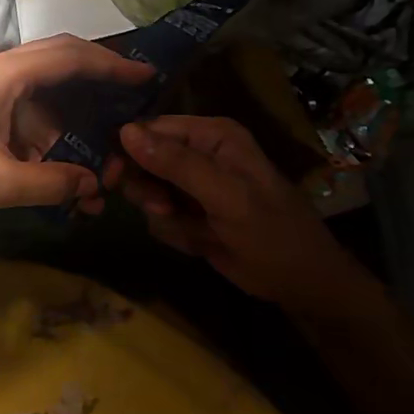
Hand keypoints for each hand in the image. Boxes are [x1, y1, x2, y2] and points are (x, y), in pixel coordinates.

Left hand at [0, 35, 155, 220]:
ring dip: (72, 119)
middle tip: (133, 97)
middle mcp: (0, 71)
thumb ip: (53, 183)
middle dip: (99, 78)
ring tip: (100, 151)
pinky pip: (27, 110)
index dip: (111, 63)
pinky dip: (49, 132)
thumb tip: (94, 185)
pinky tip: (61, 164)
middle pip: (60, 60)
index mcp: (5, 75)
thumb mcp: (1, 182)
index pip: (69, 56)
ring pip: (45, 91)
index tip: (146, 75)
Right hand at [101, 116, 369, 312]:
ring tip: (191, 229)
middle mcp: (199, 152)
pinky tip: (199, 242)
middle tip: (162, 208)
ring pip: (146, 191)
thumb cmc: (272, 233)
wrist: (302, 286)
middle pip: (141, 159)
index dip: (127, 150)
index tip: (112, 176)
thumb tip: (124, 131)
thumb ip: (176, 163)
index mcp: (211, 135)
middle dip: (147, 188)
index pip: (150, 128)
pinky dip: (174, 233)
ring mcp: (192, 185)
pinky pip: (158, 217)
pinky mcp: (189, 213)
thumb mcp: (226, 196)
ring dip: (162, 214)